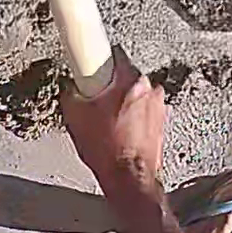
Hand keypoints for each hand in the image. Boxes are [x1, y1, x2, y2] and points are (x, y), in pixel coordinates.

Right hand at [62, 55, 166, 201]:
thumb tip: (70, 87)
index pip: (113, 54)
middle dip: (110, 86)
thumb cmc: (106, 149)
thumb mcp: (75, 117)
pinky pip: (143, 110)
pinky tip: (118, 132)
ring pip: (135, 93)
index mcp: (129, 81)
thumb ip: (70, 93)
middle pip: (125, 75)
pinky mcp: (161, 122)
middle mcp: (149, 88)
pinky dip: (132, 117)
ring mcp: (159, 105)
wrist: (129, 178)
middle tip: (95, 103)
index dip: (98, 58)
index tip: (91, 63)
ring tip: (107, 122)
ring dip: (122, 102)